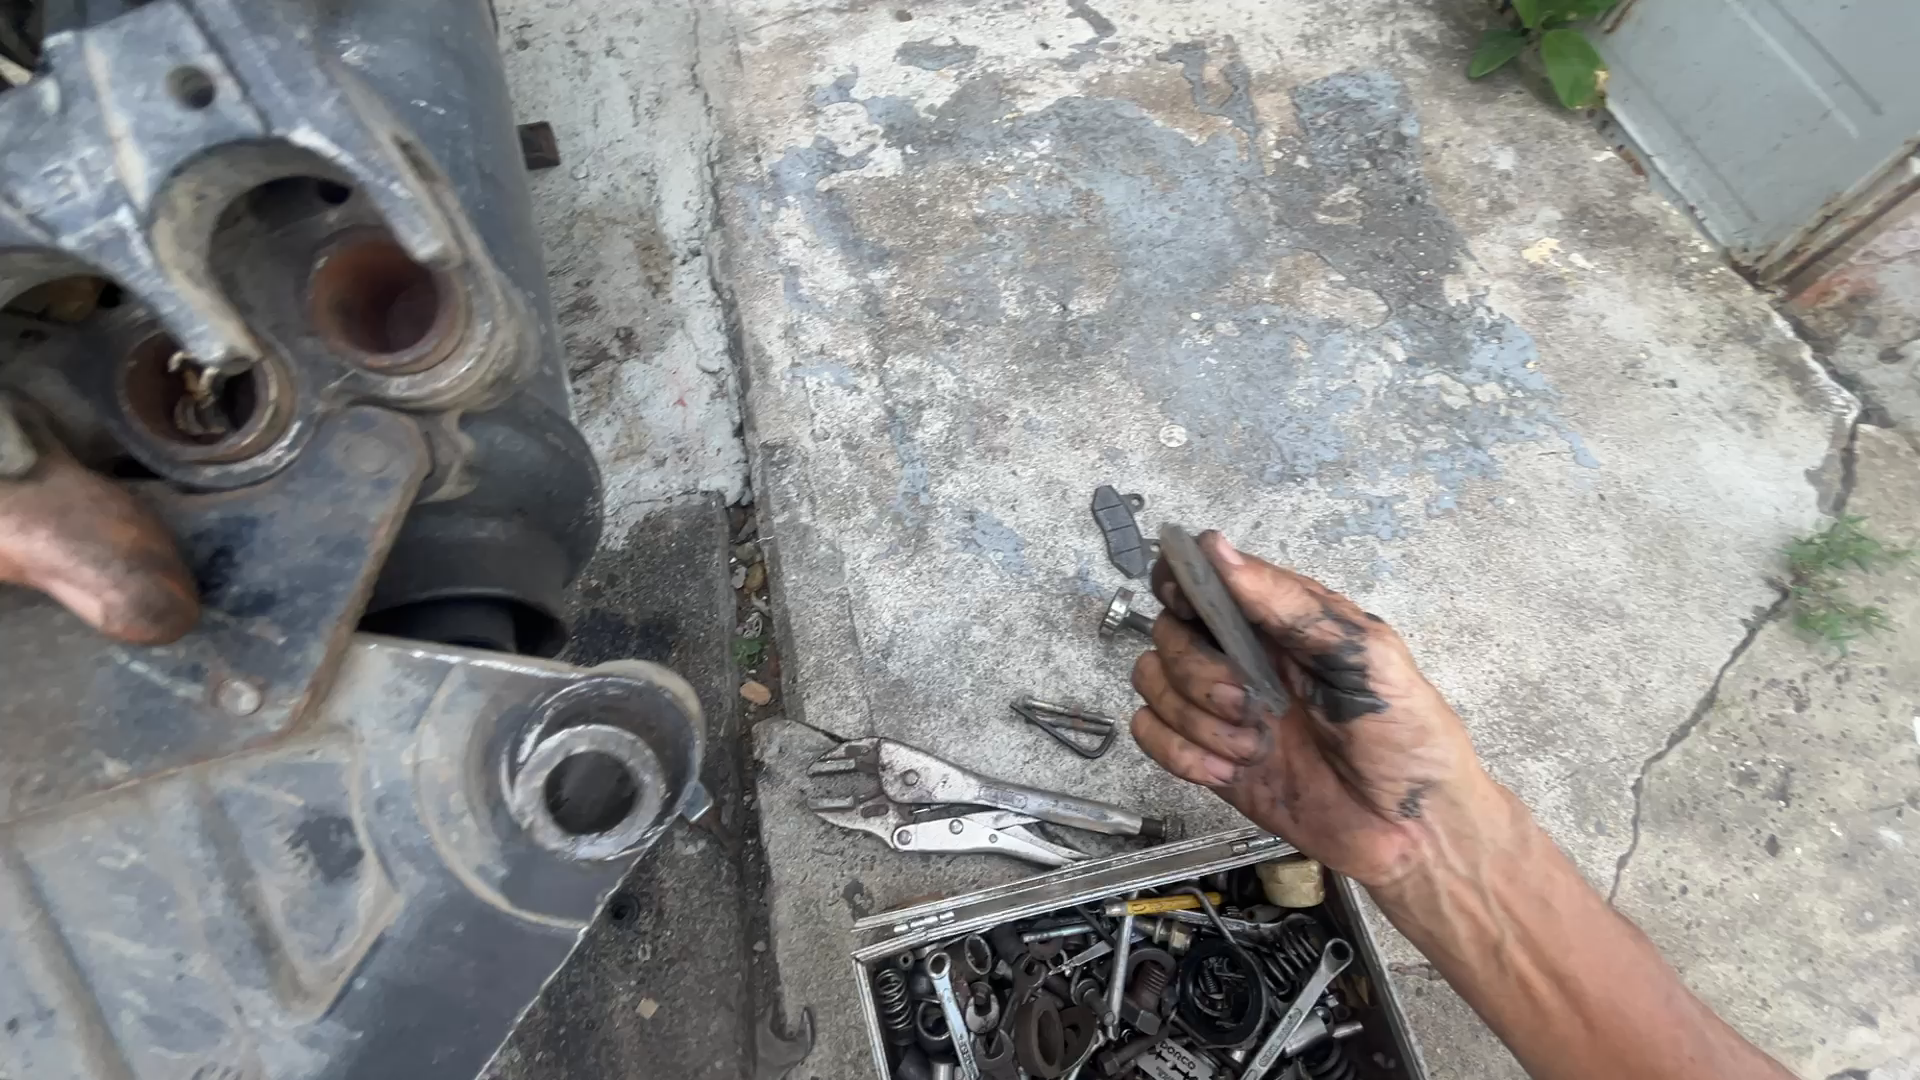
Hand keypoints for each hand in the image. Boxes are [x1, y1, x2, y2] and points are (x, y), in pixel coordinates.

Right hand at [1129, 531, 1491, 888]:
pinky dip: (1179, 753)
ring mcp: (1214, 703)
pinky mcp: (1201, 750)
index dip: (1179, 584)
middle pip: (1166, 632)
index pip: (1198, 577)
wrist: (1412, 833)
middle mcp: (1237, 654)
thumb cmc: (1406, 736)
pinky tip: (1227, 771)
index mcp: (1274, 619)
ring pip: (1150, 679)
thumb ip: (1288, 603)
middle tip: (1248, 703)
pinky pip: (1148, 732)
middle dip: (1198, 672)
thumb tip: (1216, 548)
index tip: (1191, 608)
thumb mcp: (1364, 656)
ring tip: (1252, 746)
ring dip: (1194, 718)